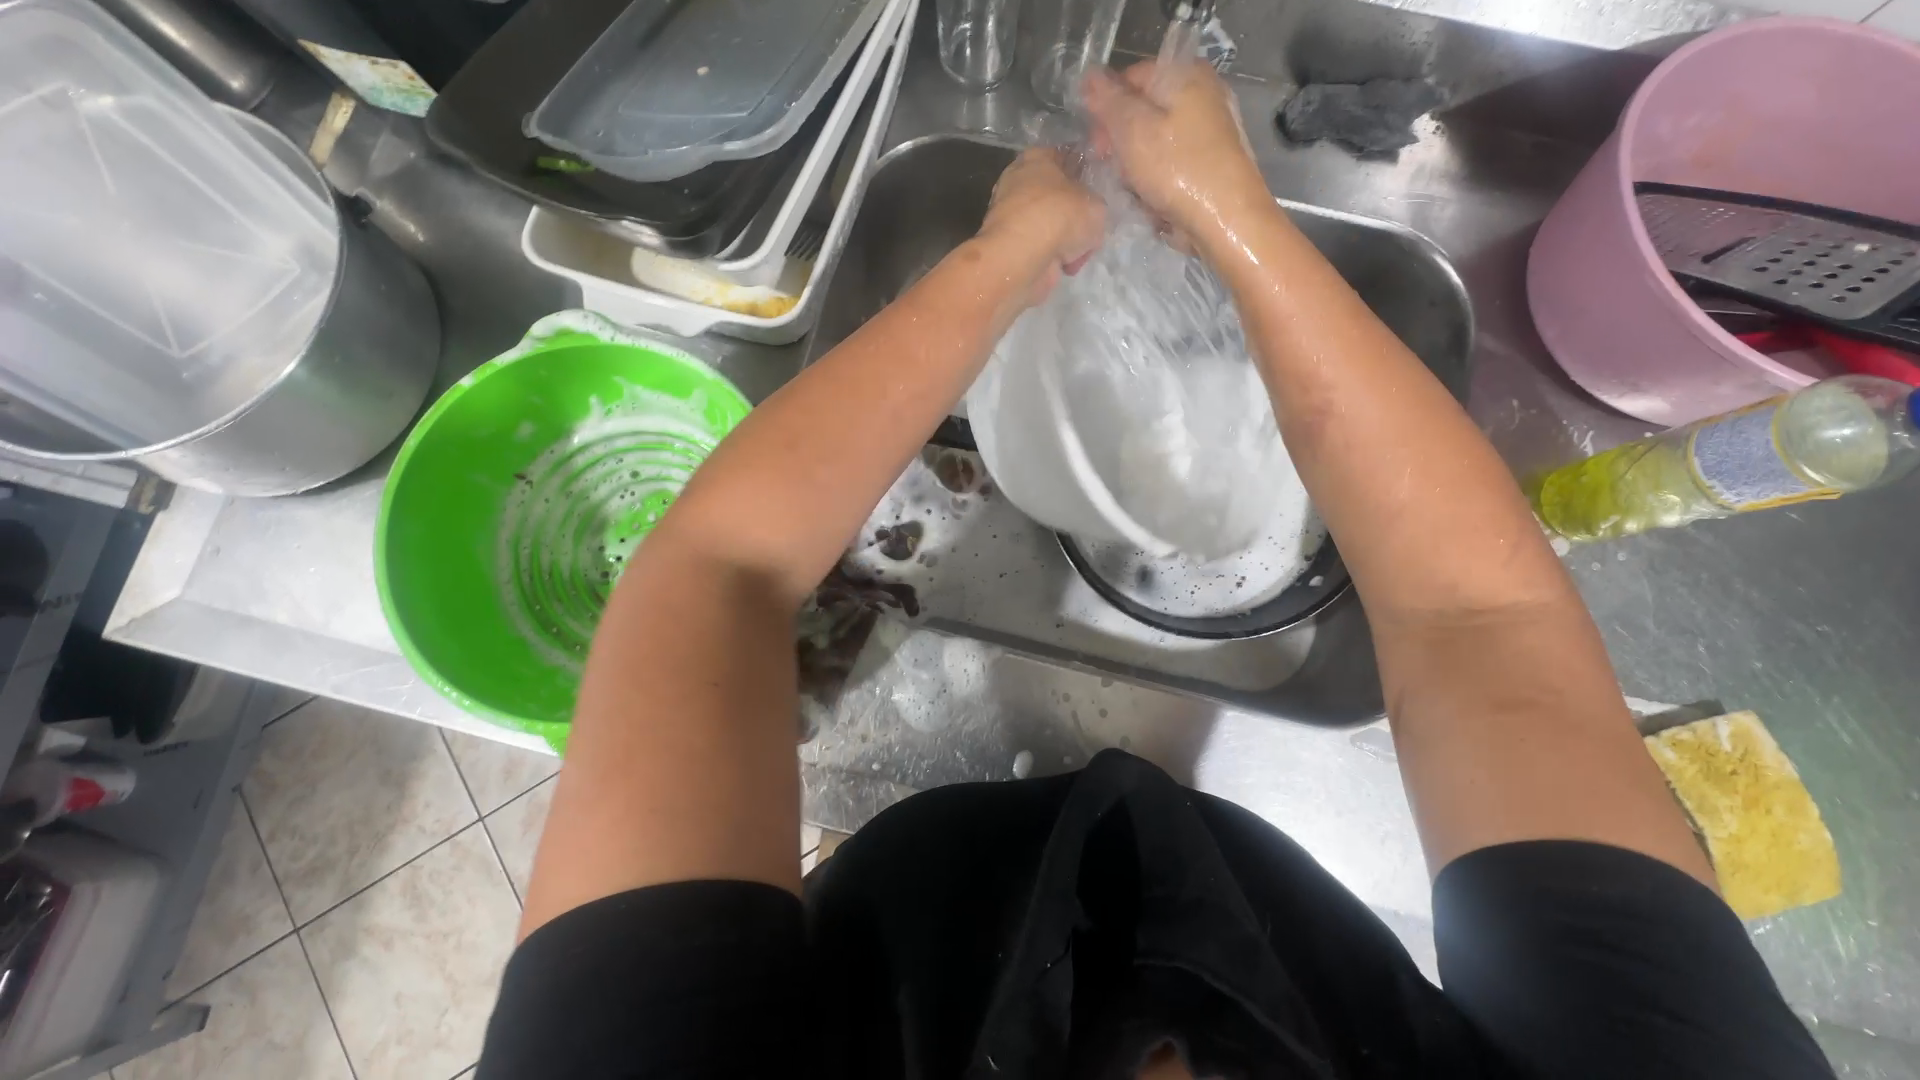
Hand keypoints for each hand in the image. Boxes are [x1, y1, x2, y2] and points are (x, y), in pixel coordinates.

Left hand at [976, 147, 1104, 305]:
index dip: (1085, 174)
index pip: (1066, 157)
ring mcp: (1011, 215)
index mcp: (1038, 158)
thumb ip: (1095, 205)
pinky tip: (1064, 264)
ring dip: (1064, 240)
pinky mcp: (1009, 245)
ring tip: (1078, 251)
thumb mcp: (1097, 204)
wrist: (1022, 257)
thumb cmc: (1060, 216)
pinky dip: (1051, 257)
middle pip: (1056, 196)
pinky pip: (1040, 248)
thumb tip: (1088, 217)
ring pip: (1049, 225)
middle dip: (1073, 214)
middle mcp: (1019, 182)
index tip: (1098, 191)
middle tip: (1089, 226)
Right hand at [1081, 61, 1269, 255]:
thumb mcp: (1133, 130)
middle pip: (1144, 108)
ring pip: (1155, 137)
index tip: (1095, 140)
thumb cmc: (1177, 169)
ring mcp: (1209, 128)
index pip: (1130, 77)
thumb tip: (1089, 76)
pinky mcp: (1210, 160)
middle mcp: (1203, 92)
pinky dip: (1156, 174)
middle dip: (1121, 138)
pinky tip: (1151, 193)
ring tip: (1132, 185)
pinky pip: (1171, 158)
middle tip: (1111, 166)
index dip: (1106, 106)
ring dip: (1136, 161)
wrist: (1227, 218)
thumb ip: (1108, 100)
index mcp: (1186, 74)